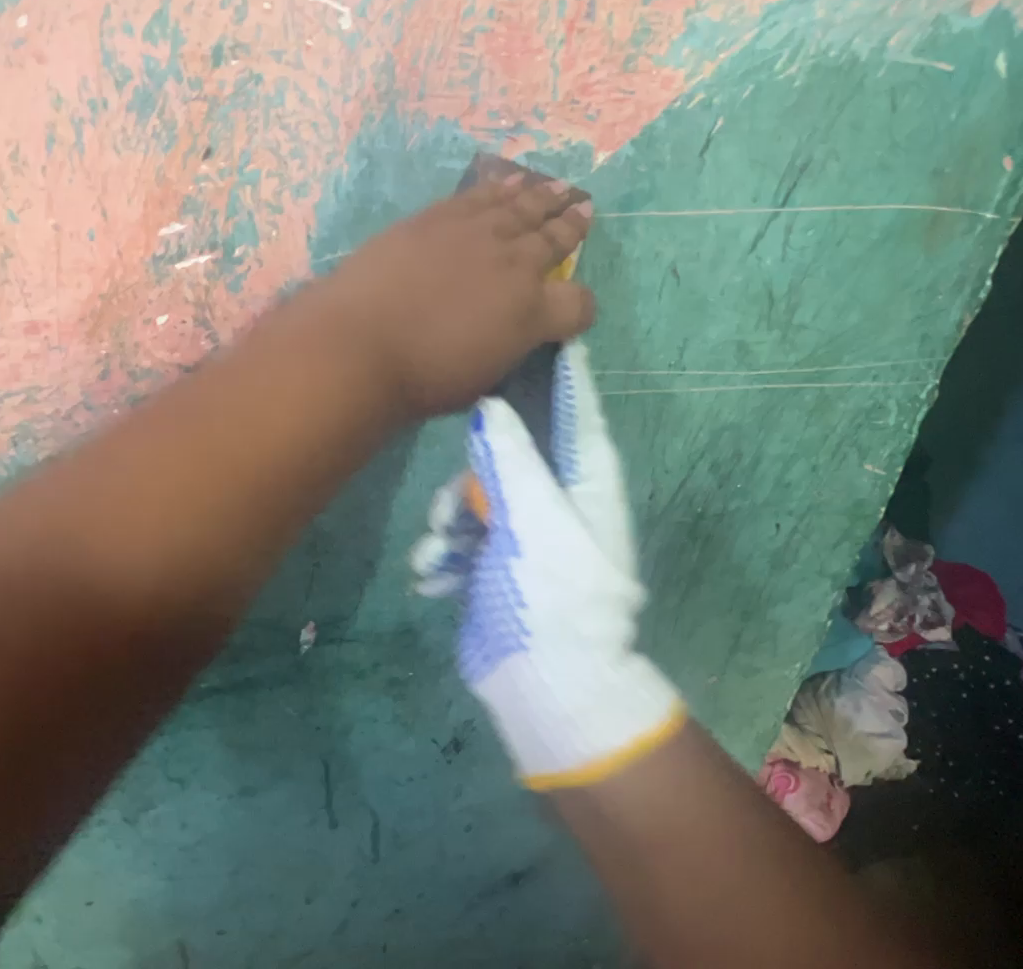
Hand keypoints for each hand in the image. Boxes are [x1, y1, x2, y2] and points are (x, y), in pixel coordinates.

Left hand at [315, 174, 595, 417]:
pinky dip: (501, 188)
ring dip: (543, 197)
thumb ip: (506, 346)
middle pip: (554, 239)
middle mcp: (514, 265)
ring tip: (558, 187)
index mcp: (531, 314)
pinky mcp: (439, 218)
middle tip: (584, 209)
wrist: (360, 344)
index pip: (578, 304)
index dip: (580, 308)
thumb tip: (509, 329)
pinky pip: (481, 196)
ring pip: (522, 208)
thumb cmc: (421, 379)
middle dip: (571, 226)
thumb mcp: (482, 378)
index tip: (574, 310)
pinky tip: (510, 181)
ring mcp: (477, 235)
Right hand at [411, 341, 684, 789]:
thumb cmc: (553, 593)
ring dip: (452, 522)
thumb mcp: (533, 519)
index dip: (560, 374)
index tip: (539, 338)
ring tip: (444, 551)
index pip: (576, 411)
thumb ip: (510, 459)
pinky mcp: (496, 565)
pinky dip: (447, 555)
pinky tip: (436, 577)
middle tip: (458, 500)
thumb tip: (490, 407)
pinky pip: (463, 538)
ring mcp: (526, 535)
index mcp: (585, 481)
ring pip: (476, 497)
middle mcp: (559, 500)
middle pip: (509, 454)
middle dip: (473, 475)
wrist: (546, 684)